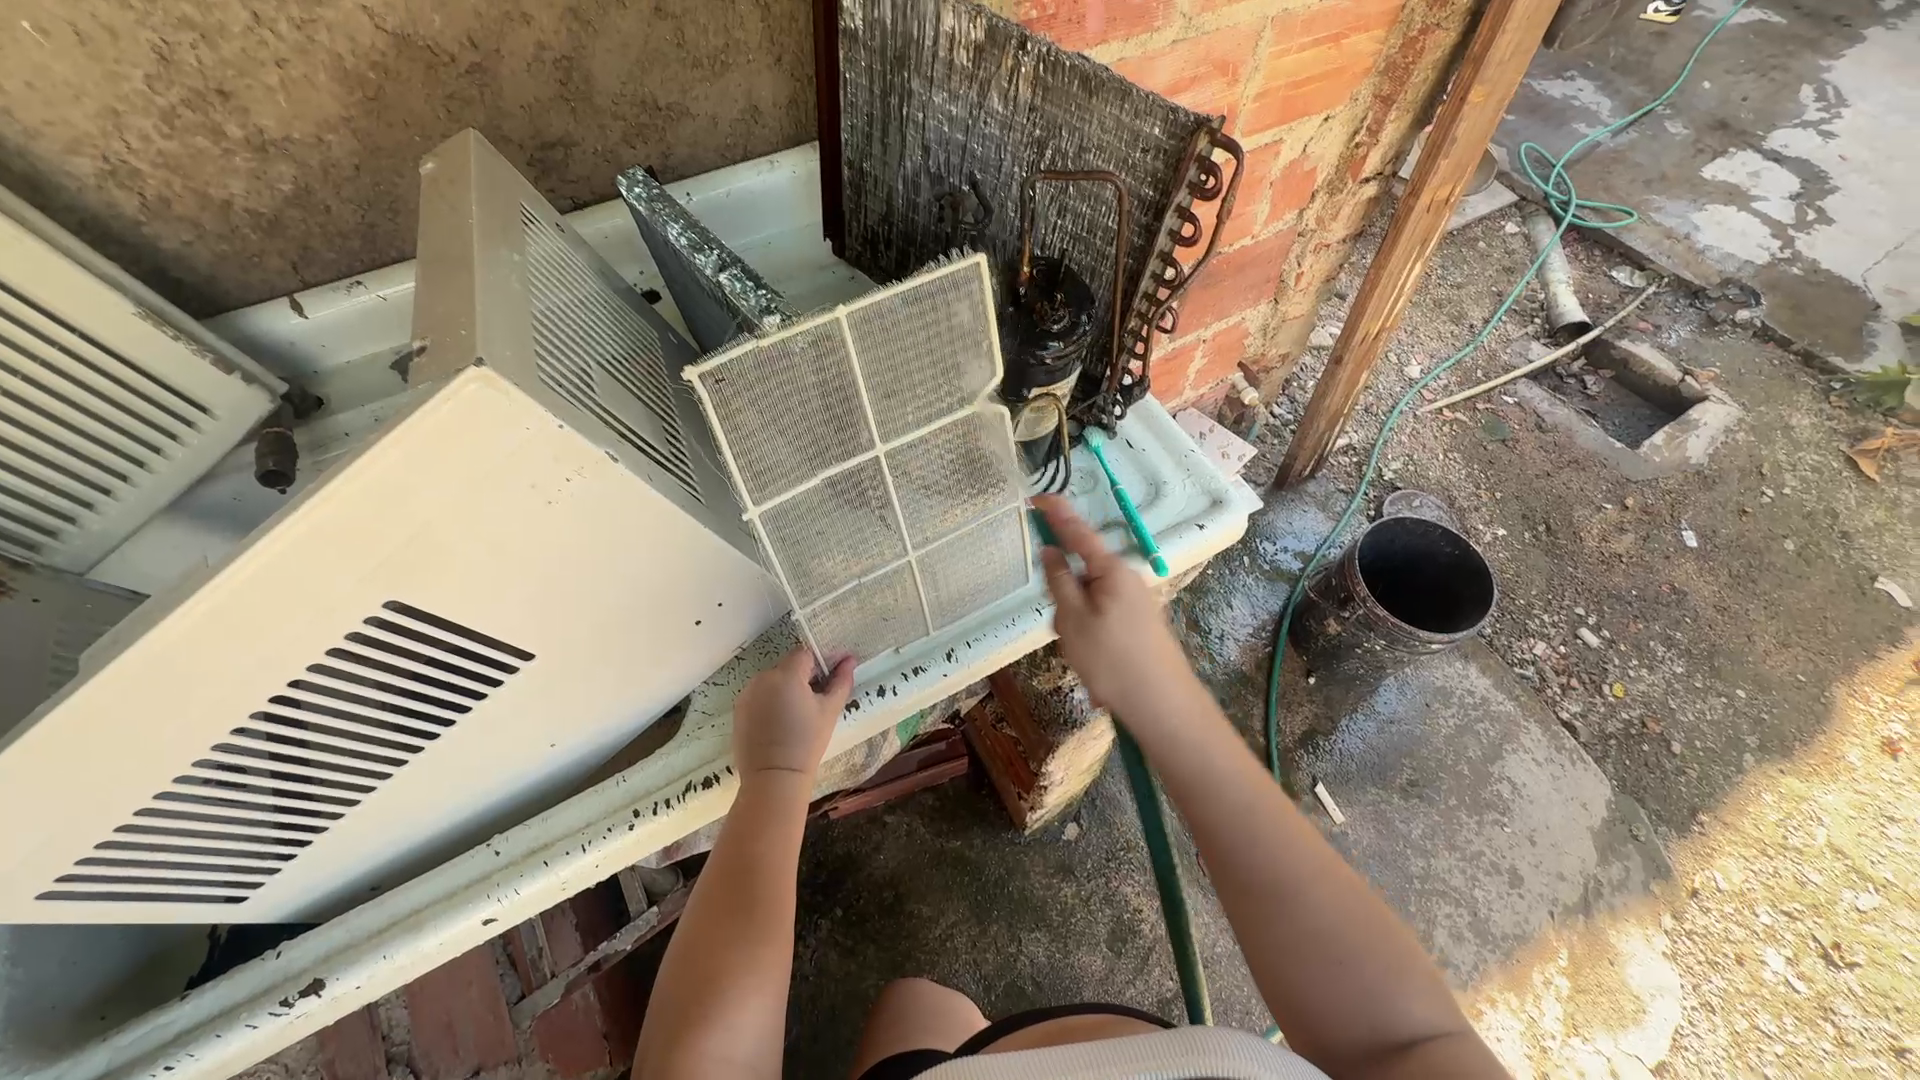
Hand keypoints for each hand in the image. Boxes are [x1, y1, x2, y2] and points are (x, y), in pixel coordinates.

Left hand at [731, 647, 855, 781]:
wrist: (774, 777)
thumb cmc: (807, 742)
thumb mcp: (830, 710)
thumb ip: (841, 681)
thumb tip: (850, 660)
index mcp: (787, 675)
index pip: (805, 654)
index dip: (818, 664)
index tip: (827, 682)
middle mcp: (763, 678)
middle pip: (787, 667)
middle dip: (801, 677)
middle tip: (814, 702)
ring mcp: (747, 694)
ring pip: (771, 681)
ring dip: (784, 689)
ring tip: (795, 716)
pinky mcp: (738, 710)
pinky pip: (758, 696)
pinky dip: (769, 702)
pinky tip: (778, 724)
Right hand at [1033, 495, 1200, 719]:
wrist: (1162, 705)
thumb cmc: (1113, 659)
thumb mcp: (1073, 619)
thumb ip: (1058, 581)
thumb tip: (1050, 550)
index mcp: (1111, 570)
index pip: (1078, 531)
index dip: (1056, 513)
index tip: (1035, 497)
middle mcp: (1126, 580)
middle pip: (1080, 574)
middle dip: (1062, 599)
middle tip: (1063, 630)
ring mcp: (1133, 603)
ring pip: (1086, 602)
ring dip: (1074, 625)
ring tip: (1083, 657)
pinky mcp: (1136, 625)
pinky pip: (1100, 620)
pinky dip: (1089, 638)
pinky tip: (1096, 668)